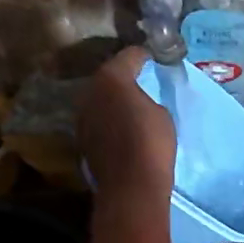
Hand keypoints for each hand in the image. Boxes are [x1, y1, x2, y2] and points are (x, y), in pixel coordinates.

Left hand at [78, 47, 174, 207]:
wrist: (131, 186)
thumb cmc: (151, 144)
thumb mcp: (161, 114)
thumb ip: (148, 98)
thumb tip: (140, 101)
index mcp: (111, 78)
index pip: (130, 56)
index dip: (146, 56)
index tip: (157, 59)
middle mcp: (90, 92)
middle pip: (110, 77)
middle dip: (126, 78)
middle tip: (144, 81)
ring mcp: (82, 116)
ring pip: (101, 100)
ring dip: (115, 100)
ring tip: (133, 106)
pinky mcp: (82, 139)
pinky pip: (99, 121)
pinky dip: (110, 120)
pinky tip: (123, 128)